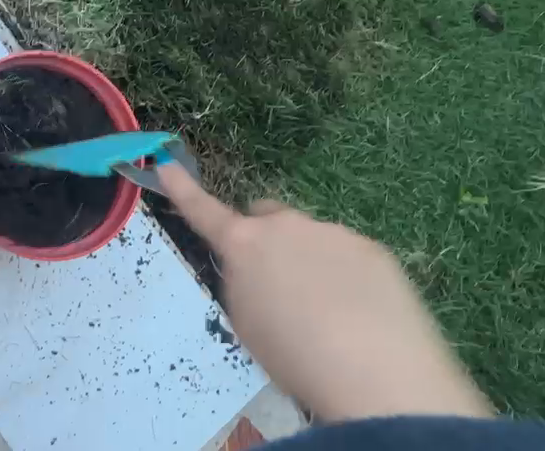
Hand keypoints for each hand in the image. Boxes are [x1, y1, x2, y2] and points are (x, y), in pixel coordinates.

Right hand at [156, 164, 492, 422]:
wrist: (379, 379)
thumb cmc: (295, 357)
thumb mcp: (246, 321)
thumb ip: (242, 282)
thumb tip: (253, 270)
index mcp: (243, 244)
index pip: (203, 210)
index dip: (181, 188)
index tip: (164, 165)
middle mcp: (284, 225)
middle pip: (266, 218)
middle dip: (267, 239)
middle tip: (281, 284)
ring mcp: (332, 232)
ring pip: (311, 239)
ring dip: (311, 262)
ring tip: (333, 314)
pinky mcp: (373, 249)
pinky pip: (350, 256)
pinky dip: (350, 278)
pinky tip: (364, 316)